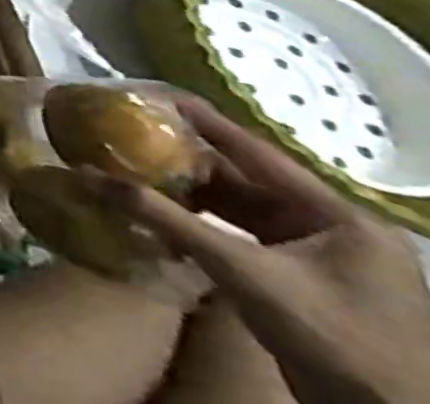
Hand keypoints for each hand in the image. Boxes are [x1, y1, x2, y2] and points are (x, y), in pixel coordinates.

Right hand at [97, 96, 429, 403]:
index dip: (202, 120)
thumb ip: (169, 222)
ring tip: (136, 170)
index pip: (256, 150)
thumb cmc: (333, 335)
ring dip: (192, 195)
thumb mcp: (246, 274)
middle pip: (247, 181)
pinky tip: (165, 217)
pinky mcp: (305, 284)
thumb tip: (91, 178)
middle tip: (130, 136)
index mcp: (338, 213)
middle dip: (187, 161)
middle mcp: (333, 227)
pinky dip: (204, 227)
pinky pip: (245, 239)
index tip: (154, 94)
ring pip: (243, 211)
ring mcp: (321, 258)